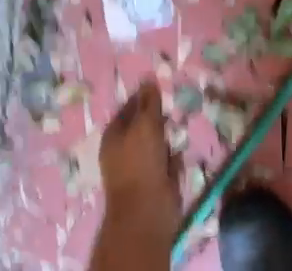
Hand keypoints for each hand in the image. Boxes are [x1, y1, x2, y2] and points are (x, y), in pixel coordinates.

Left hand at [97, 82, 180, 224]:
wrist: (148, 210)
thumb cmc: (141, 163)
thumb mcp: (145, 125)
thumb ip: (149, 102)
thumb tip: (148, 79)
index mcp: (114, 135)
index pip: (129, 107)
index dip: (144, 97)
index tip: (161, 89)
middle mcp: (123, 149)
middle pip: (143, 125)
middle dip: (158, 119)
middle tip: (172, 111)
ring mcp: (139, 166)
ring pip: (157, 143)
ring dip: (168, 138)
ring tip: (176, 132)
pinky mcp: (155, 180)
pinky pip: (167, 161)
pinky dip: (173, 159)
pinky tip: (177, 158)